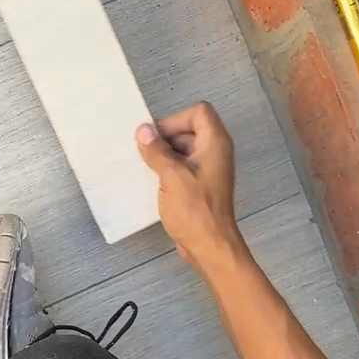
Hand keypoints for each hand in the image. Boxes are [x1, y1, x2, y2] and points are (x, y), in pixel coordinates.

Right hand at [136, 102, 244, 273]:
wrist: (209, 246)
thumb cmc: (194, 210)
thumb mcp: (172, 177)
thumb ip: (157, 151)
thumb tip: (143, 130)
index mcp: (215, 143)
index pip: (198, 112)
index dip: (175, 120)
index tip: (156, 139)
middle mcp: (215, 152)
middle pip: (189, 130)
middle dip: (165, 138)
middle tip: (145, 154)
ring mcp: (208, 171)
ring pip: (183, 150)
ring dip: (163, 156)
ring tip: (144, 168)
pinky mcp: (199, 187)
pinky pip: (182, 169)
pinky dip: (167, 171)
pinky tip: (151, 182)